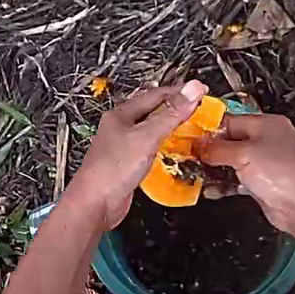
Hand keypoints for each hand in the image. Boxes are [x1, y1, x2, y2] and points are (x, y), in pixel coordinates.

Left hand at [66, 81, 208, 232]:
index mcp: (121, 115)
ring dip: (170, 127)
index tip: (199, 91)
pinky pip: (149, 149)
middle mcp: (120, 128)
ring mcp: (123, 147)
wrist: (95, 204)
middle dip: (175, 108)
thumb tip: (193, 90)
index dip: (178, 92)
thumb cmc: (111, 169)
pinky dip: (163, 146)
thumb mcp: (147, 136)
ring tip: (190, 126)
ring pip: (151, 130)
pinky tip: (173, 151)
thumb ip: (171, 114)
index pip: (155, 95)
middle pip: (152, 111)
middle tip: (197, 107)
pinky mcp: (128, 165)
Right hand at [194, 112, 294, 236]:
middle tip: (188, 156)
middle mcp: (267, 141)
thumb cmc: (283, 173)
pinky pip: (237, 179)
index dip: (208, 130)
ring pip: (232, 161)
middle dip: (209, 150)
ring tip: (194, 172)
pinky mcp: (262, 183)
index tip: (189, 137)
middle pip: (229, 141)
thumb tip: (198, 145)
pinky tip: (210, 188)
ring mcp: (265, 163)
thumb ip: (216, 149)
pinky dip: (223, 183)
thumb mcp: (243, 154)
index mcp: (266, 124)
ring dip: (214, 168)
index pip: (230, 121)